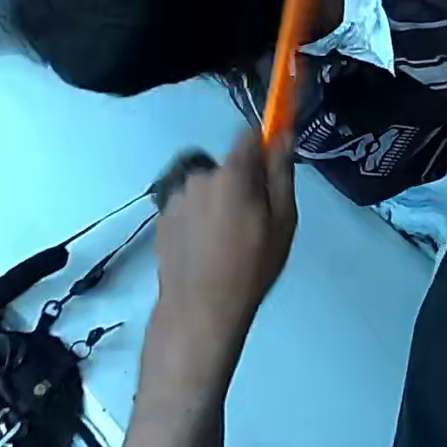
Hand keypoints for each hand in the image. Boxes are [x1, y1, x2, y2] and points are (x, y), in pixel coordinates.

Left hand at [147, 130, 297, 386]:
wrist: (199, 312)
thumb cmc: (251, 266)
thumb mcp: (283, 220)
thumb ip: (281, 172)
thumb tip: (283, 134)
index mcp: (232, 172)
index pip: (249, 134)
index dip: (264, 144)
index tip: (273, 166)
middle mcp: (200, 176)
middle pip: (230, 164)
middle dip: (244, 181)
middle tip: (256, 218)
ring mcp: (176, 197)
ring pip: (209, 186)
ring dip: (220, 199)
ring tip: (229, 239)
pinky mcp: (162, 218)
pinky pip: (190, 205)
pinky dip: (200, 216)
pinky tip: (207, 247)